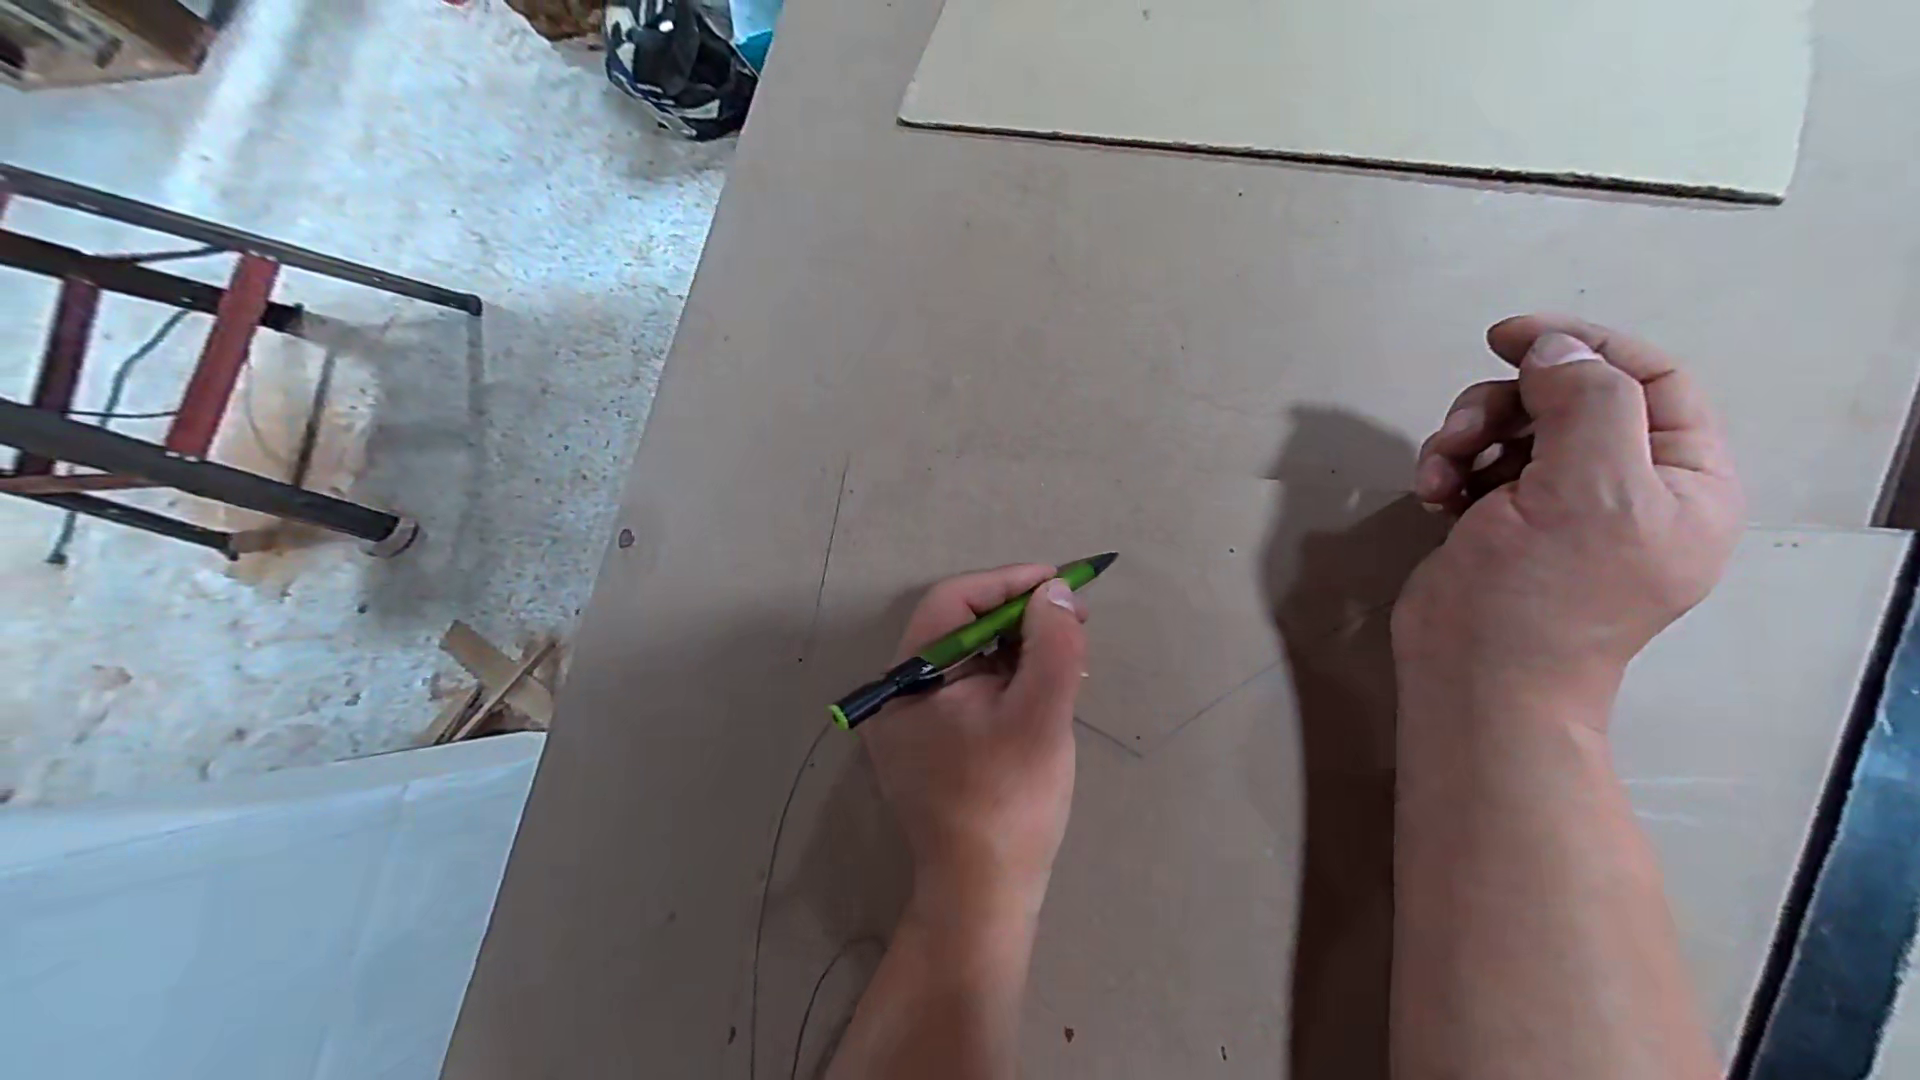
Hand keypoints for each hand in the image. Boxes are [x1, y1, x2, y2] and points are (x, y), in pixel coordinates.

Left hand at [864, 565, 1088, 916]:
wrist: (983, 896)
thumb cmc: (1011, 804)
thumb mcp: (1040, 716)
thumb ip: (1052, 646)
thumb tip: (1055, 591)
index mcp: (908, 679)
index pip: (953, 603)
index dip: (1007, 583)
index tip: (1058, 582)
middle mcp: (899, 692)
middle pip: (961, 627)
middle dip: (1019, 616)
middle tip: (1073, 619)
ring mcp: (912, 719)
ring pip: (970, 657)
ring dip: (1019, 646)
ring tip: (1068, 651)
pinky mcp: (932, 741)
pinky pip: (971, 688)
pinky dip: (1008, 676)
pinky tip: (1045, 683)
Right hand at [1393, 315, 1744, 725]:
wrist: (1475, 675)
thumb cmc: (1541, 593)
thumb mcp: (1588, 491)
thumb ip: (1587, 404)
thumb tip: (1553, 349)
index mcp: (1680, 478)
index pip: (1647, 378)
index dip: (1579, 346)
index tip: (1504, 337)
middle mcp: (1623, 485)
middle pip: (1564, 401)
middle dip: (1500, 408)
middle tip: (1456, 436)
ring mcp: (1555, 505)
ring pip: (1510, 432)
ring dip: (1462, 440)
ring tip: (1435, 476)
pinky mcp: (1498, 521)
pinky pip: (1476, 467)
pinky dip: (1447, 470)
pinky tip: (1430, 496)